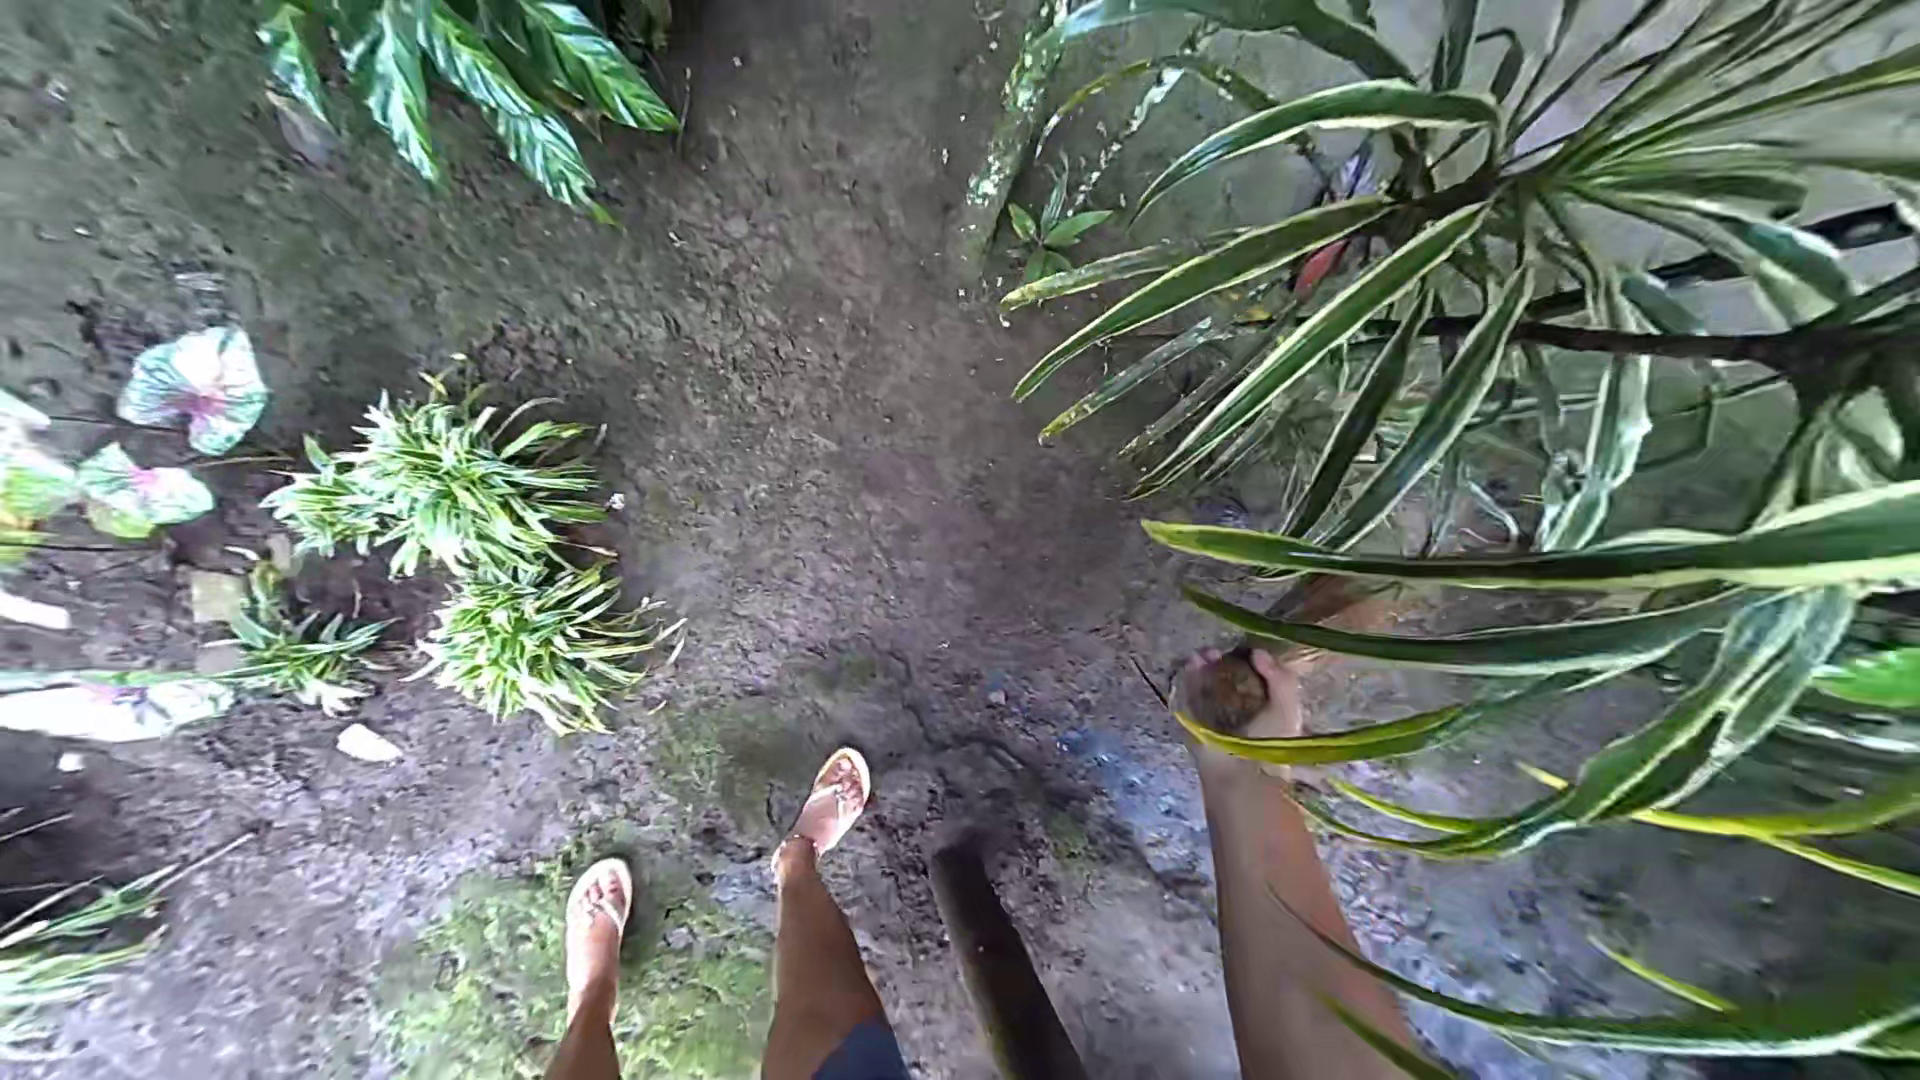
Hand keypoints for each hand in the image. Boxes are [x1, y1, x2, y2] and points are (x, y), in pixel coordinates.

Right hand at [1179, 647, 1303, 780]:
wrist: (1241, 774)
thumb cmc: (1270, 742)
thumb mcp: (1287, 709)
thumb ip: (1280, 678)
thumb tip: (1258, 651)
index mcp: (1262, 709)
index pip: (1251, 678)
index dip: (1246, 661)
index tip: (1243, 650)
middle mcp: (1237, 710)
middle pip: (1224, 678)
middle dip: (1220, 662)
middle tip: (1216, 651)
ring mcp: (1212, 715)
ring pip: (1205, 683)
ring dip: (1202, 666)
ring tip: (1203, 654)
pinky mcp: (1192, 719)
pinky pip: (1187, 694)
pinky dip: (1188, 677)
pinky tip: (1191, 663)